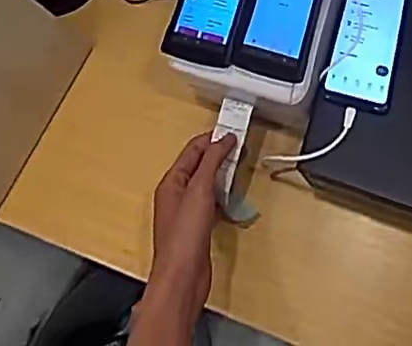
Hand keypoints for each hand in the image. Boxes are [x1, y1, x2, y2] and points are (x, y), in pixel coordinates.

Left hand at [147, 131, 233, 302]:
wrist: (182, 279)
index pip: (193, 150)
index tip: (232, 132)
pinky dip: (221, 195)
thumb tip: (224, 139)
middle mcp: (177, 194)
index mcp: (172, 181)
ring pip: (206, 184)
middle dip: (218, 155)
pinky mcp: (197, 229)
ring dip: (221, 174)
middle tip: (239, 147)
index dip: (212, 139)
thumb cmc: (185, 234)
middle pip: (199, 165)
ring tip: (238, 166)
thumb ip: (212, 161)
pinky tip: (231, 196)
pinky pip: (210, 202)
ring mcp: (186, 212)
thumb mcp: (200, 189)